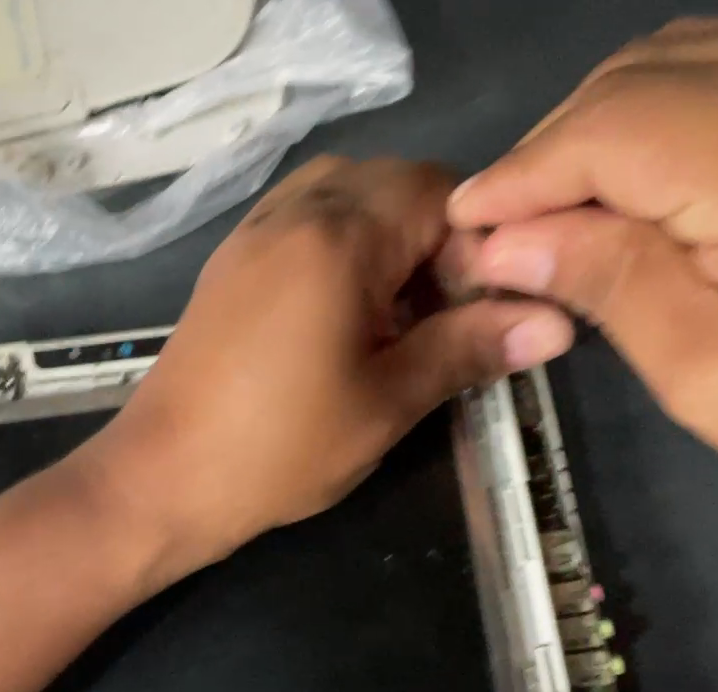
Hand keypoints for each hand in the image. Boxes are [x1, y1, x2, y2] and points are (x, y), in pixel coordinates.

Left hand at [77, 156, 574, 574]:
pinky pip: (299, 225)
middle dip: (432, 241)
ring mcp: (250, 234)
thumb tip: (553, 323)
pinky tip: (339, 317)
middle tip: (440, 318)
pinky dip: (336, 250)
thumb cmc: (278, 449)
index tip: (484, 311)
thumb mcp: (386, 403)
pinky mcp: (227, 264)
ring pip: (343, 200)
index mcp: (337, 236)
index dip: (478, 244)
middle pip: (392, 186)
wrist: (164, 478)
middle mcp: (291, 212)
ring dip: (384, 243)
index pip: (440, 192)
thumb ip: (467, 348)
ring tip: (392, 320)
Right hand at [446, 18, 717, 630]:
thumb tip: (500, 242)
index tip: (463, 220)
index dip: (526, 169)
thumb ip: (603, 280)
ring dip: (616, 127)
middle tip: (511, 223)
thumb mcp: (703, 368)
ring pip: (709, 53)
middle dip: (561, 144)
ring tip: (569, 207)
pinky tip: (654, 184)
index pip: (624, 123)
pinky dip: (684, 118)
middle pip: (660, 66)